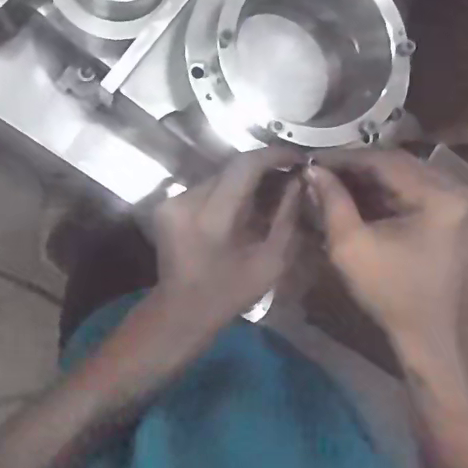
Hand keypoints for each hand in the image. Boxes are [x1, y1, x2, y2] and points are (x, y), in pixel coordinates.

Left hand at [150, 148, 304, 331]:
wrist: (180, 311)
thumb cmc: (229, 294)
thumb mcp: (270, 262)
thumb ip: (286, 218)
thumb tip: (299, 181)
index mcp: (212, 218)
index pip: (244, 166)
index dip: (274, 155)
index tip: (298, 158)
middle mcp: (187, 201)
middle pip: (231, 168)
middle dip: (263, 168)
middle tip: (291, 176)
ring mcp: (173, 201)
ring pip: (219, 176)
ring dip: (246, 180)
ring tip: (272, 191)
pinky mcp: (167, 204)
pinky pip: (207, 187)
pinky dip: (229, 191)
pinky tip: (245, 204)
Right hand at [306, 149, 467, 352]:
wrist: (434, 339)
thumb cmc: (392, 295)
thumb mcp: (351, 246)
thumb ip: (332, 200)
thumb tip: (314, 168)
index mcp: (442, 198)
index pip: (387, 161)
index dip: (347, 158)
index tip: (316, 159)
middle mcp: (464, 191)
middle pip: (403, 164)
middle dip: (362, 165)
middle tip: (326, 169)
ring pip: (414, 174)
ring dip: (378, 176)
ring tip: (341, 180)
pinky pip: (426, 189)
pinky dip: (396, 190)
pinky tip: (368, 194)